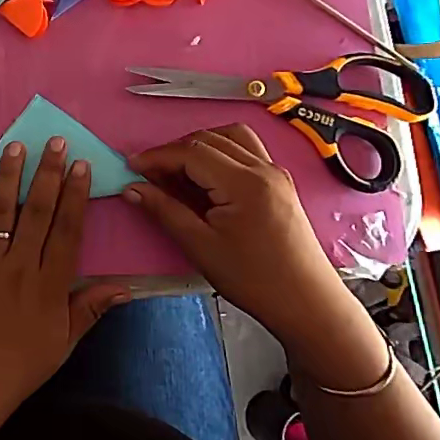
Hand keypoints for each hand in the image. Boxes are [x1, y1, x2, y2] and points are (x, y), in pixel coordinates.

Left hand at [0, 137, 128, 439]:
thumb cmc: (23, 363)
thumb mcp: (65, 342)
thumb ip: (91, 308)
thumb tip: (127, 287)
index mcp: (51, 285)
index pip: (68, 231)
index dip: (76, 196)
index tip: (81, 166)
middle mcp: (21, 268)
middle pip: (38, 213)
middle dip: (48, 174)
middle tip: (55, 142)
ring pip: (2, 213)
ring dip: (11, 178)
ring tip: (17, 147)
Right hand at [123, 125, 365, 344]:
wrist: (306, 302)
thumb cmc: (253, 279)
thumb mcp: (200, 246)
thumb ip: (165, 210)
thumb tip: (133, 188)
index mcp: (243, 182)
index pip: (192, 152)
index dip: (158, 156)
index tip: (132, 166)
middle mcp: (263, 168)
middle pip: (210, 139)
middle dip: (175, 151)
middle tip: (150, 174)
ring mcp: (276, 173)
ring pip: (232, 138)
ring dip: (200, 146)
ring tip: (178, 171)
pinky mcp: (280, 183)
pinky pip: (247, 151)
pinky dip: (221, 153)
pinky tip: (207, 178)